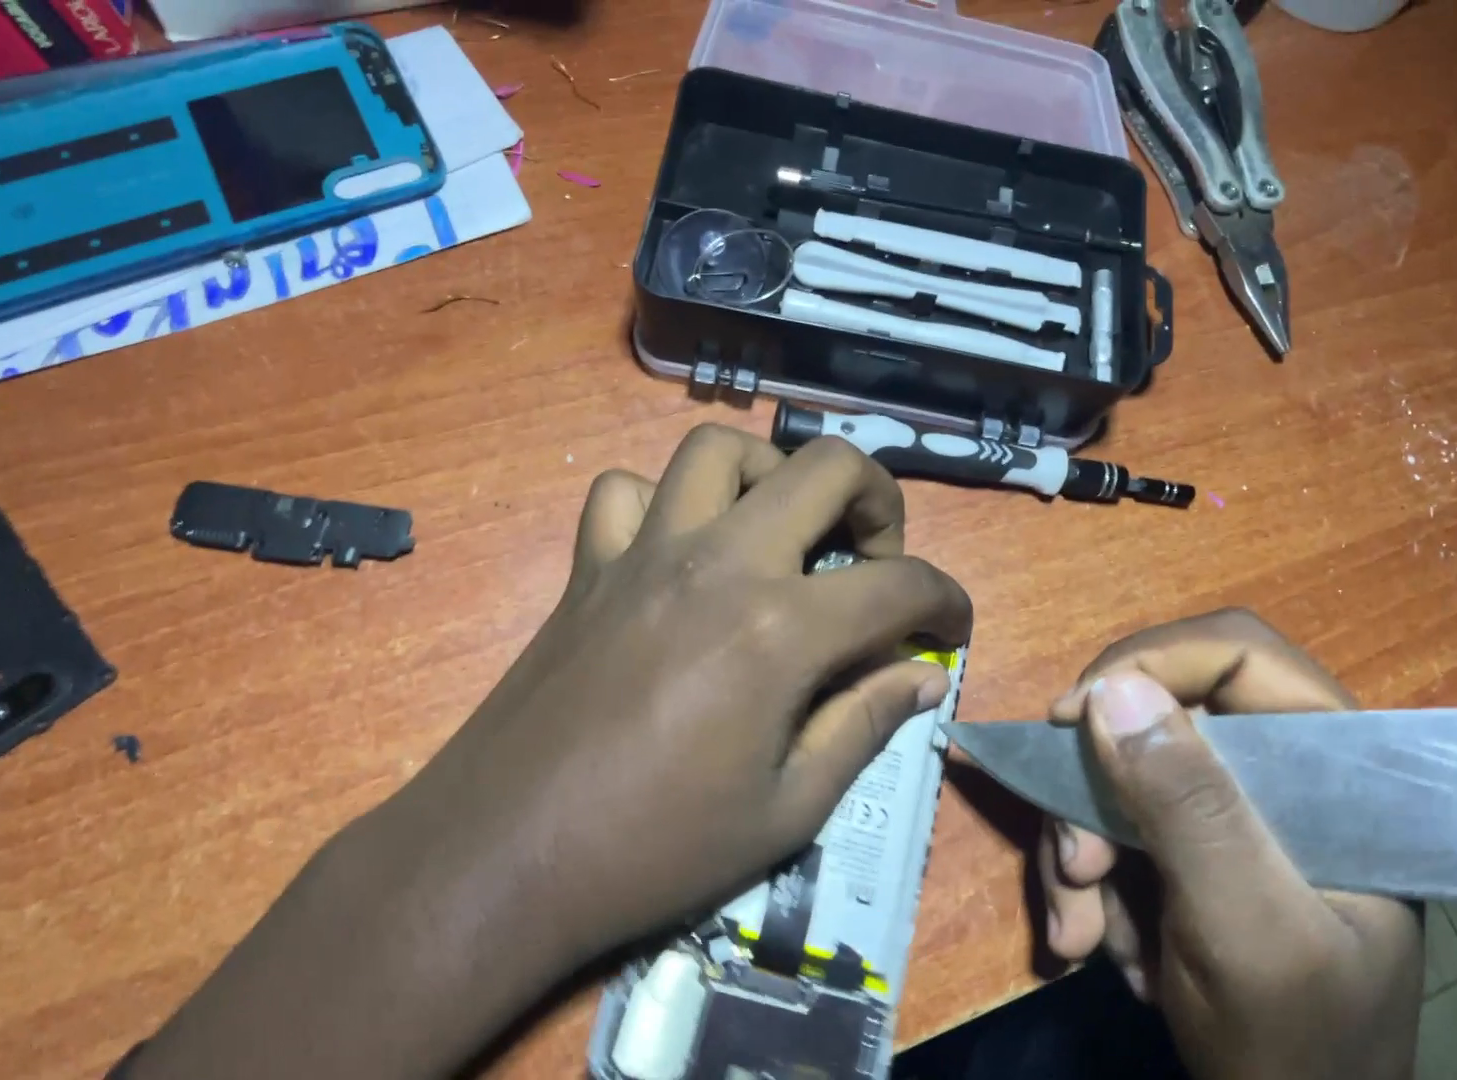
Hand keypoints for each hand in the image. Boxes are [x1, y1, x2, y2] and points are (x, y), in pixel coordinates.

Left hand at [134, 424, 970, 1079]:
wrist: (506, 854)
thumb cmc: (656, 849)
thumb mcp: (787, 810)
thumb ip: (863, 725)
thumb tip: (923, 675)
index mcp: (781, 628)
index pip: (900, 583)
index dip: (946, 600)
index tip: (951, 627)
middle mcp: (720, 561)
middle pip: (825, 466)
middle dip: (877, 500)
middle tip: (873, 558)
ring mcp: (645, 551)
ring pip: (718, 451)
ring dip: (769, 475)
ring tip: (780, 533)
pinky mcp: (588, 565)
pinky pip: (625, 493)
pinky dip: (663, 505)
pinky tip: (678, 553)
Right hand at [1039, 610, 1422, 1079]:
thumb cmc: (1295, 1048)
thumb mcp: (1244, 930)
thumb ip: (1190, 807)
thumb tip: (1112, 687)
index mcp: (1337, 773)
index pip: (1236, 656)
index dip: (1145, 665)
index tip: (1068, 718)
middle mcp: (1280, 777)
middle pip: (1154, 718)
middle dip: (1093, 789)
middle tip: (1074, 866)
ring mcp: (1226, 815)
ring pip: (1116, 776)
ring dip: (1077, 847)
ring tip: (1081, 931)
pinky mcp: (1183, 850)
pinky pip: (1106, 827)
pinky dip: (1084, 880)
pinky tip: (1094, 942)